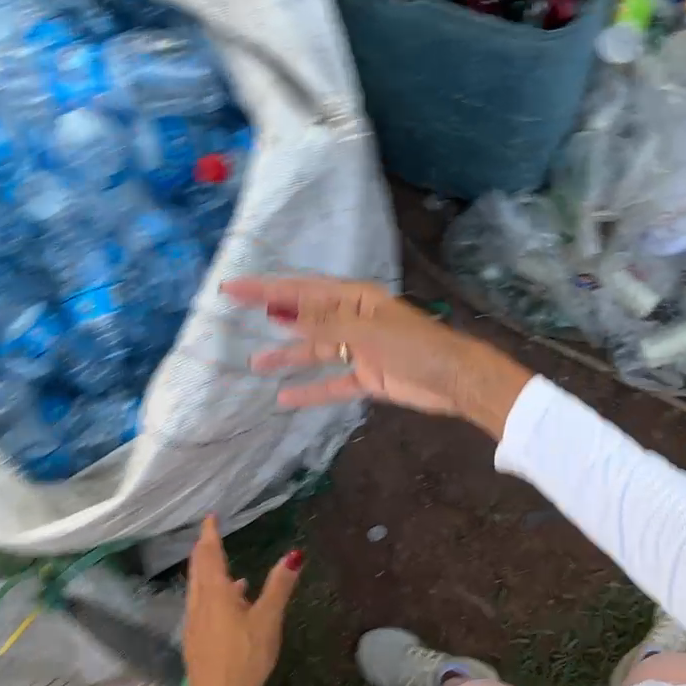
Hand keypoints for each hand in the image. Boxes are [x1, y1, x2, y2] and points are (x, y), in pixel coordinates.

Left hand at [182, 516, 301, 685]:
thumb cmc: (245, 657)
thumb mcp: (269, 619)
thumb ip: (279, 586)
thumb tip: (294, 554)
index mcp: (215, 595)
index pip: (209, 556)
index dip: (209, 535)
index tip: (210, 518)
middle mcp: (199, 606)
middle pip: (198, 572)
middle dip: (204, 552)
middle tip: (210, 536)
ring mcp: (194, 627)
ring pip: (197, 591)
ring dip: (207, 575)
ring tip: (225, 570)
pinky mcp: (196, 645)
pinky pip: (201, 609)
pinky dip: (211, 596)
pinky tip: (228, 608)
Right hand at [221, 276, 534, 438]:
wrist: (454, 379)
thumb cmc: (414, 345)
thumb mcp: (365, 329)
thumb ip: (322, 324)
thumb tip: (279, 313)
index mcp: (356, 298)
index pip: (303, 289)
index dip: (266, 288)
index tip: (231, 289)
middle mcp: (355, 319)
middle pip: (306, 317)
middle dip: (273, 317)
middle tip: (232, 317)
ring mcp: (361, 349)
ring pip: (317, 351)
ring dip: (289, 357)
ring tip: (256, 363)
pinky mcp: (369, 377)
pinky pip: (333, 383)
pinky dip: (312, 390)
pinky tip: (285, 397)